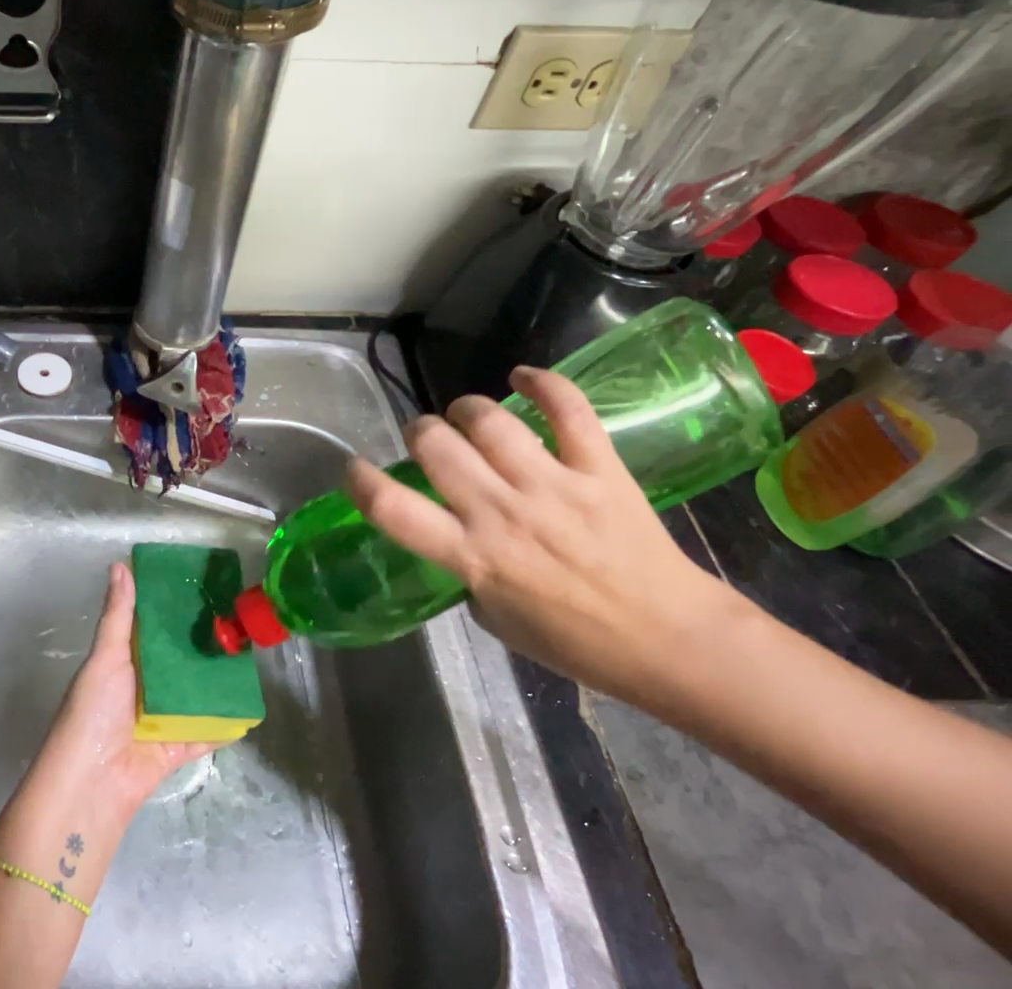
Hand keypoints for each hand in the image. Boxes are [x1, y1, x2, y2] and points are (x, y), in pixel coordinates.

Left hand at [33, 563, 223, 821]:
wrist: (93, 782)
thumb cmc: (93, 712)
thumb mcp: (105, 657)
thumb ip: (119, 616)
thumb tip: (120, 565)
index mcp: (118, 664)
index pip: (147, 630)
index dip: (169, 610)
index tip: (198, 587)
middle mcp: (138, 689)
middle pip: (174, 663)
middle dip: (199, 645)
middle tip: (234, 619)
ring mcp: (159, 720)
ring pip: (193, 696)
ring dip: (215, 682)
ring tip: (248, 656)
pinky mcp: (176, 749)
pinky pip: (205, 733)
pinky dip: (224, 723)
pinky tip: (249, 706)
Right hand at [346, 366, 750, 704]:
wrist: (667, 639)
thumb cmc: (573, 642)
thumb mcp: (495, 620)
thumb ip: (468, 574)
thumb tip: (460, 543)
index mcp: (472, 557)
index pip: (392, 509)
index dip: (361, 481)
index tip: (354, 469)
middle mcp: (502, 513)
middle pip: (437, 447)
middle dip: (419, 433)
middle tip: (425, 439)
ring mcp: (552, 486)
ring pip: (490, 422)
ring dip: (465, 409)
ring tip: (465, 415)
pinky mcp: (600, 470)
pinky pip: (569, 411)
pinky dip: (542, 384)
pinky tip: (522, 377)